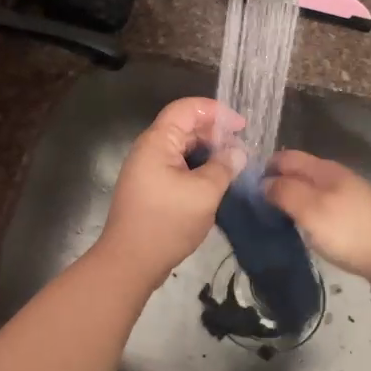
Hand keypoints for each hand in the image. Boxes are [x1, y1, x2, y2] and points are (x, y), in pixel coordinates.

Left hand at [92, 98, 245, 283]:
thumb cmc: (167, 222)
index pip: (187, 108)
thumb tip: (238, 153)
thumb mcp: (204, 193)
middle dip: (215, 133)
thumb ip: (224, 167)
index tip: (241, 126)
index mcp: (157, 142)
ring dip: (208, 153)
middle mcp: (149, 149)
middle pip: (184, 127)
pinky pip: (178, 167)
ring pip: (182, 149)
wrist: (130, 262)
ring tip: (233, 166)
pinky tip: (216, 182)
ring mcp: (147, 169)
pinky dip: (198, 168)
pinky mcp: (150, 188)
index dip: (216, 111)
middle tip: (241, 150)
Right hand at [262, 150, 370, 287]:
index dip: (264, 169)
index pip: (285, 157)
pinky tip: (304, 229)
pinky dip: (307, 212)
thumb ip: (285, 192)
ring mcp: (348, 195)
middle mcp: (336, 176)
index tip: (246, 191)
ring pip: (311, 189)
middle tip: (257, 208)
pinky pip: (323, 205)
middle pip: (298, 172)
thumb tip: (264, 183)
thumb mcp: (311, 211)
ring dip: (292, 199)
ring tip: (276, 220)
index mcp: (323, 169)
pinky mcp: (355, 215)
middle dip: (277, 184)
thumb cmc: (349, 232)